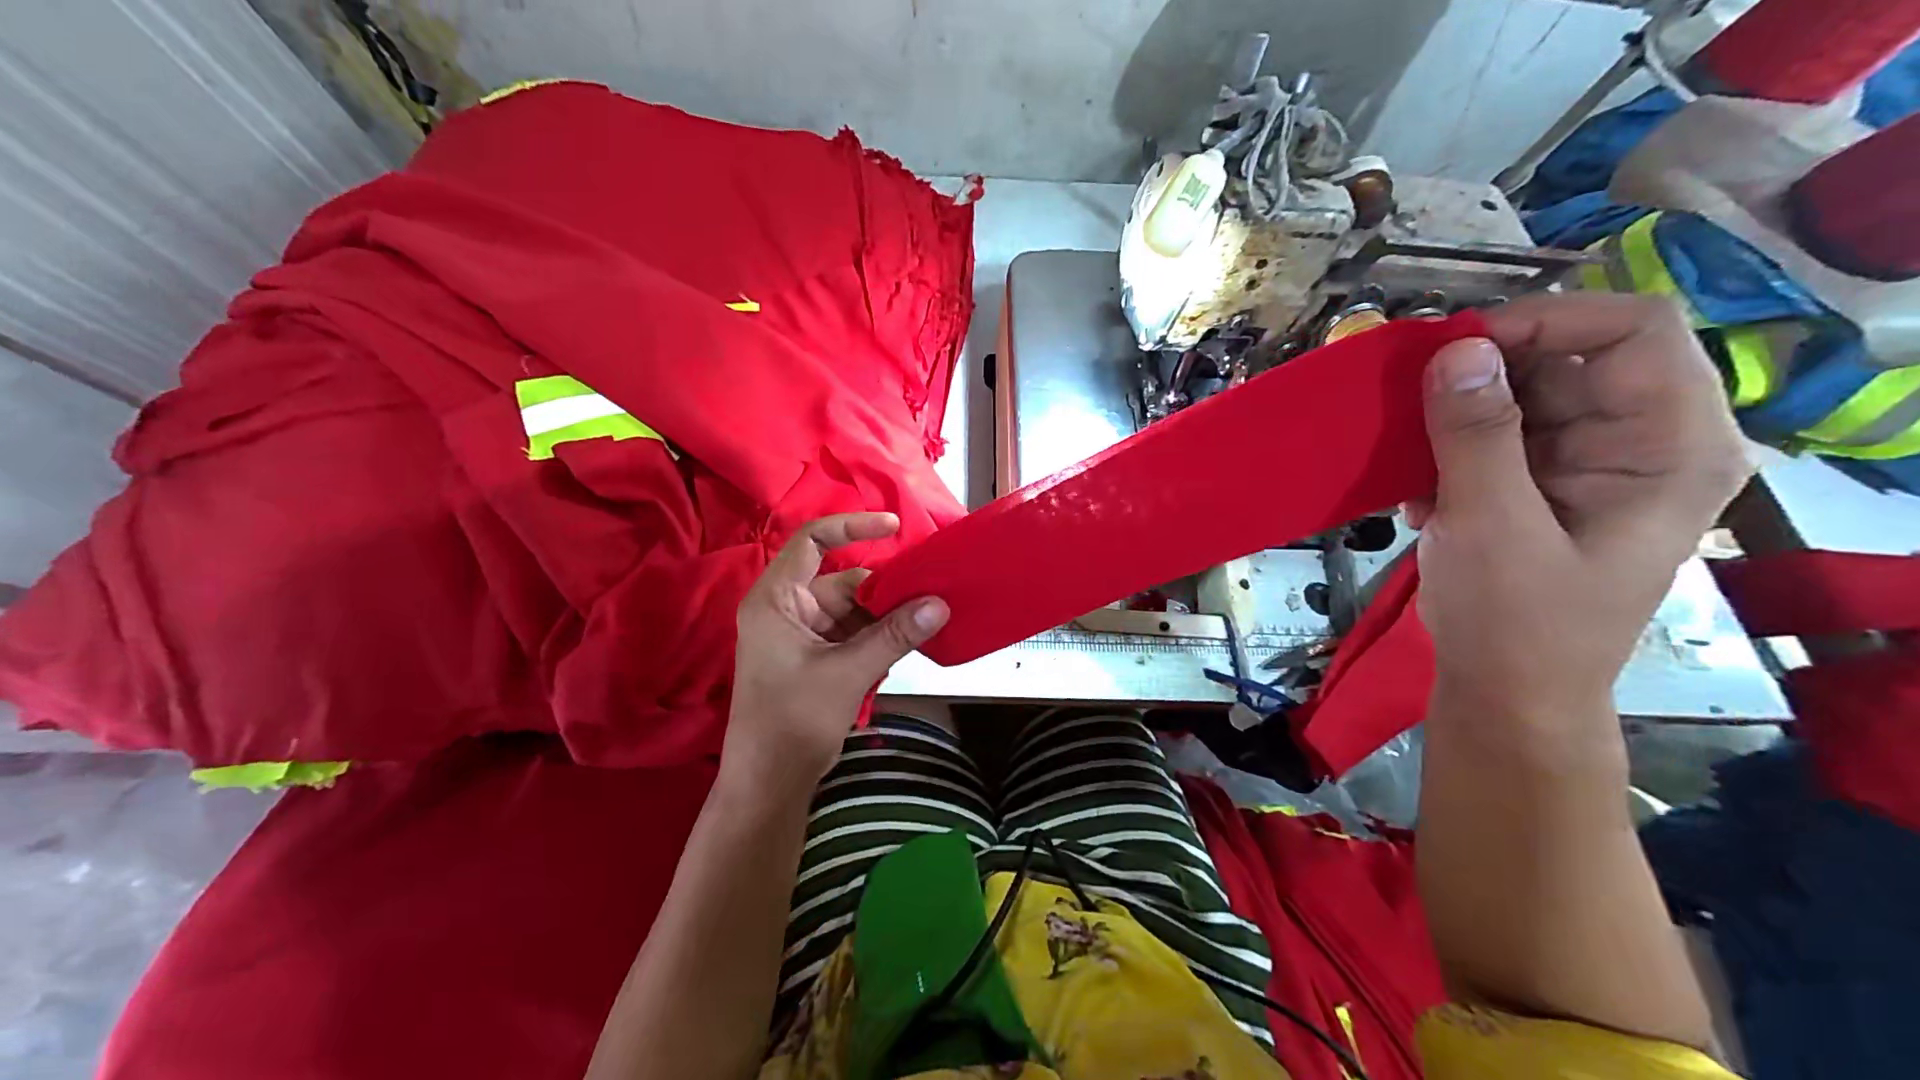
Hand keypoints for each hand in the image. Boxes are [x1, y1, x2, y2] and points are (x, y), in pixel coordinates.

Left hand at [724, 513, 948, 790]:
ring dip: (886, 617)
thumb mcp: (848, 673)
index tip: (894, 527)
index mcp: (777, 600)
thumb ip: (894, 635)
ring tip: (927, 620)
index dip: (852, 526)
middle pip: (843, 580)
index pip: (812, 542)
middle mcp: (787, 609)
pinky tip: (908, 643)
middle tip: (930, 592)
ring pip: (853, 609)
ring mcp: (801, 634)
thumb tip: (940, 604)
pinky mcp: (814, 657)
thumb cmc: (793, 722)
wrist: (769, 784)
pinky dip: (878, 637)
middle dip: (885, 589)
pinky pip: (853, 633)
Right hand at [1410, 293, 1750, 744]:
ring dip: (1455, 415)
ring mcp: (1588, 462)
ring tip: (1407, 454)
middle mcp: (1641, 441)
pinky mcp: (1541, 482)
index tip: (1456, 345)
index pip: (1633, 331)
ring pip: (1522, 394)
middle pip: (1570, 358)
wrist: (1505, 694)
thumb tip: (1456, 350)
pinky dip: (1448, 448)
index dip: (1546, 320)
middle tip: (1409, 396)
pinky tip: (1421, 493)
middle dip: (1484, 371)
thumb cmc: (1517, 622)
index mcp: (1672, 447)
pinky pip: (1495, 433)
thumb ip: (1477, 436)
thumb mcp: (1492, 527)